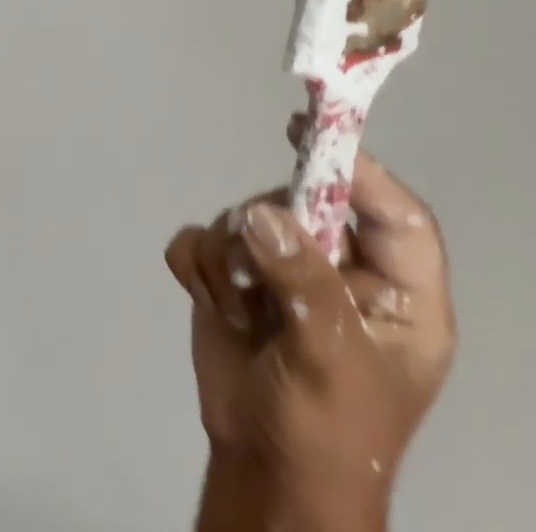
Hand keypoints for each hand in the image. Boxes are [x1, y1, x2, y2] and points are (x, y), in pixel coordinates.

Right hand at [164, 117, 455, 529]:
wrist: (264, 461)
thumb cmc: (327, 424)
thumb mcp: (332, 357)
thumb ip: (303, 281)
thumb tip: (263, 212)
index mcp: (398, 296)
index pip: (393, 219)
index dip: (361, 172)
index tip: (314, 131)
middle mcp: (340, 277)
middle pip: (300, 209)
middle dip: (265, 233)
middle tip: (255, 268)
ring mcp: (279, 278)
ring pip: (238, 224)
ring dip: (225, 263)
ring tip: (238, 311)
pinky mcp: (226, 284)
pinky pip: (198, 244)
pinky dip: (194, 268)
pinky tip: (209, 303)